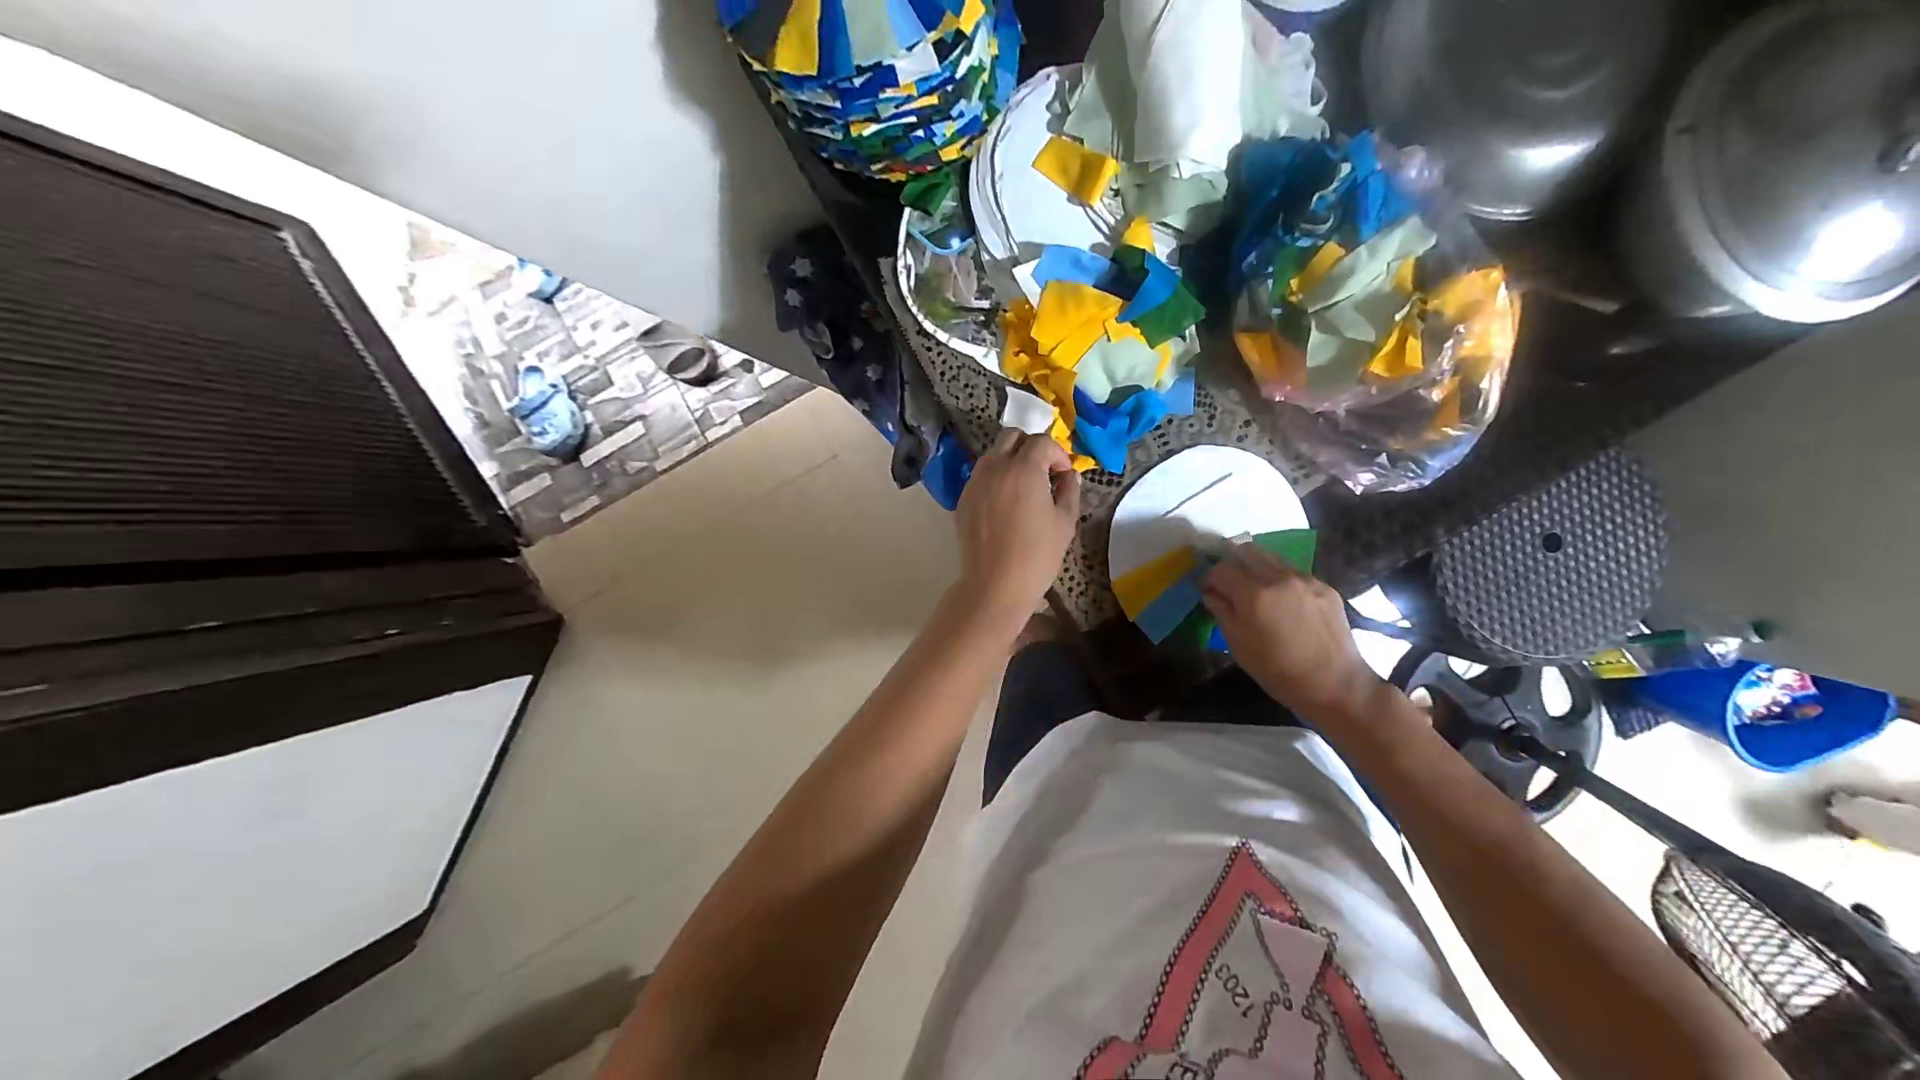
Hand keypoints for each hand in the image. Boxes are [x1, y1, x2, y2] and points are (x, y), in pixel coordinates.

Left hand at [954, 429, 1080, 620]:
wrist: (995, 585)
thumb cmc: (1037, 555)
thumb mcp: (1065, 522)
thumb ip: (1069, 490)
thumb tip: (1069, 475)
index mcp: (1022, 469)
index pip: (1041, 442)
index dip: (1058, 454)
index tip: (1065, 475)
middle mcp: (994, 468)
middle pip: (1012, 437)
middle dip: (1031, 447)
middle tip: (1044, 472)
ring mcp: (974, 483)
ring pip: (993, 455)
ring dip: (1011, 460)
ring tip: (1024, 488)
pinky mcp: (963, 499)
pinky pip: (980, 477)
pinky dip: (995, 479)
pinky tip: (1005, 505)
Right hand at [1202, 545, 1382, 719]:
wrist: (1334, 684)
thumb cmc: (1277, 670)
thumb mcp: (1238, 644)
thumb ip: (1222, 612)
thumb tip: (1211, 593)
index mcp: (1254, 594)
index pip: (1222, 569)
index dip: (1209, 577)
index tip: (1207, 589)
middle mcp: (1279, 578)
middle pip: (1247, 550)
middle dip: (1231, 562)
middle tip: (1228, 581)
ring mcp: (1305, 579)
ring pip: (1272, 558)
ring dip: (1256, 566)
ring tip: (1254, 589)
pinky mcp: (1324, 587)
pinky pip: (1293, 572)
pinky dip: (1279, 579)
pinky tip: (1282, 601)